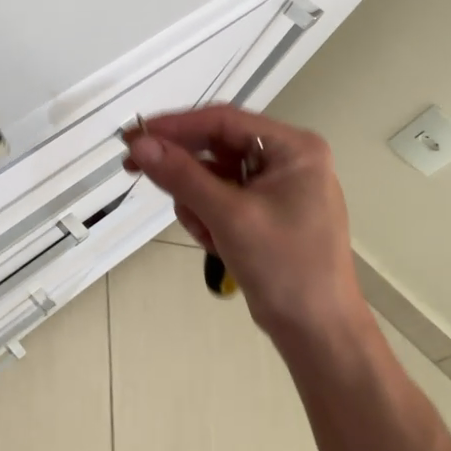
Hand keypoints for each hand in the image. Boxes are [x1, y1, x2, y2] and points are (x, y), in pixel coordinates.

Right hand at [123, 106, 362, 342]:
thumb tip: (138, 144)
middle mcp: (287, 159)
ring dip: (195, 200)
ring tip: (204, 233)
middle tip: (136, 171)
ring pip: (211, 175)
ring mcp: (276, 187)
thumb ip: (181, 175)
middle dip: (184, 171)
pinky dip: (206, 216)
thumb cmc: (285, 266)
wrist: (317, 330)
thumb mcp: (228, 216)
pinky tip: (213, 242)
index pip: (222, 121)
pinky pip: (219, 198)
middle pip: (215, 146)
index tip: (133, 137)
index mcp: (294, 149)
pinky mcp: (264, 212)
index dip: (174, 126)